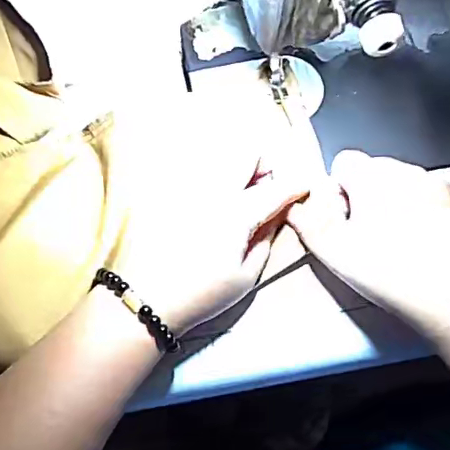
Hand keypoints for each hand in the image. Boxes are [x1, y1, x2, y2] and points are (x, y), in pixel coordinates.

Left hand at [111, 93, 313, 333]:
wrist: (145, 298)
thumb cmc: (199, 295)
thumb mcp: (246, 276)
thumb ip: (266, 239)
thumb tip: (277, 216)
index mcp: (236, 212)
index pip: (276, 187)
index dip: (296, 185)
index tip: (304, 188)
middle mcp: (211, 191)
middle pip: (246, 151)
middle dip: (263, 165)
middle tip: (264, 191)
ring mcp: (186, 188)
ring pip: (220, 157)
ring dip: (237, 169)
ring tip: (237, 199)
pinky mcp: (166, 194)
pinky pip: (196, 173)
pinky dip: (212, 181)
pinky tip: (209, 208)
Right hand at [288, 150, 449, 340]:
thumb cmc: (398, 275)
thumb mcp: (336, 253)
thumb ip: (309, 223)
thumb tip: (295, 206)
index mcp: (373, 177)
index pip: (343, 163)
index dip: (336, 192)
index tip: (340, 221)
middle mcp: (406, 172)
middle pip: (373, 173)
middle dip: (364, 198)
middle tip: (364, 239)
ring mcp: (437, 185)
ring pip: (401, 187)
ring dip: (392, 207)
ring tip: (394, 248)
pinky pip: (427, 200)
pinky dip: (419, 216)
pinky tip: (419, 248)